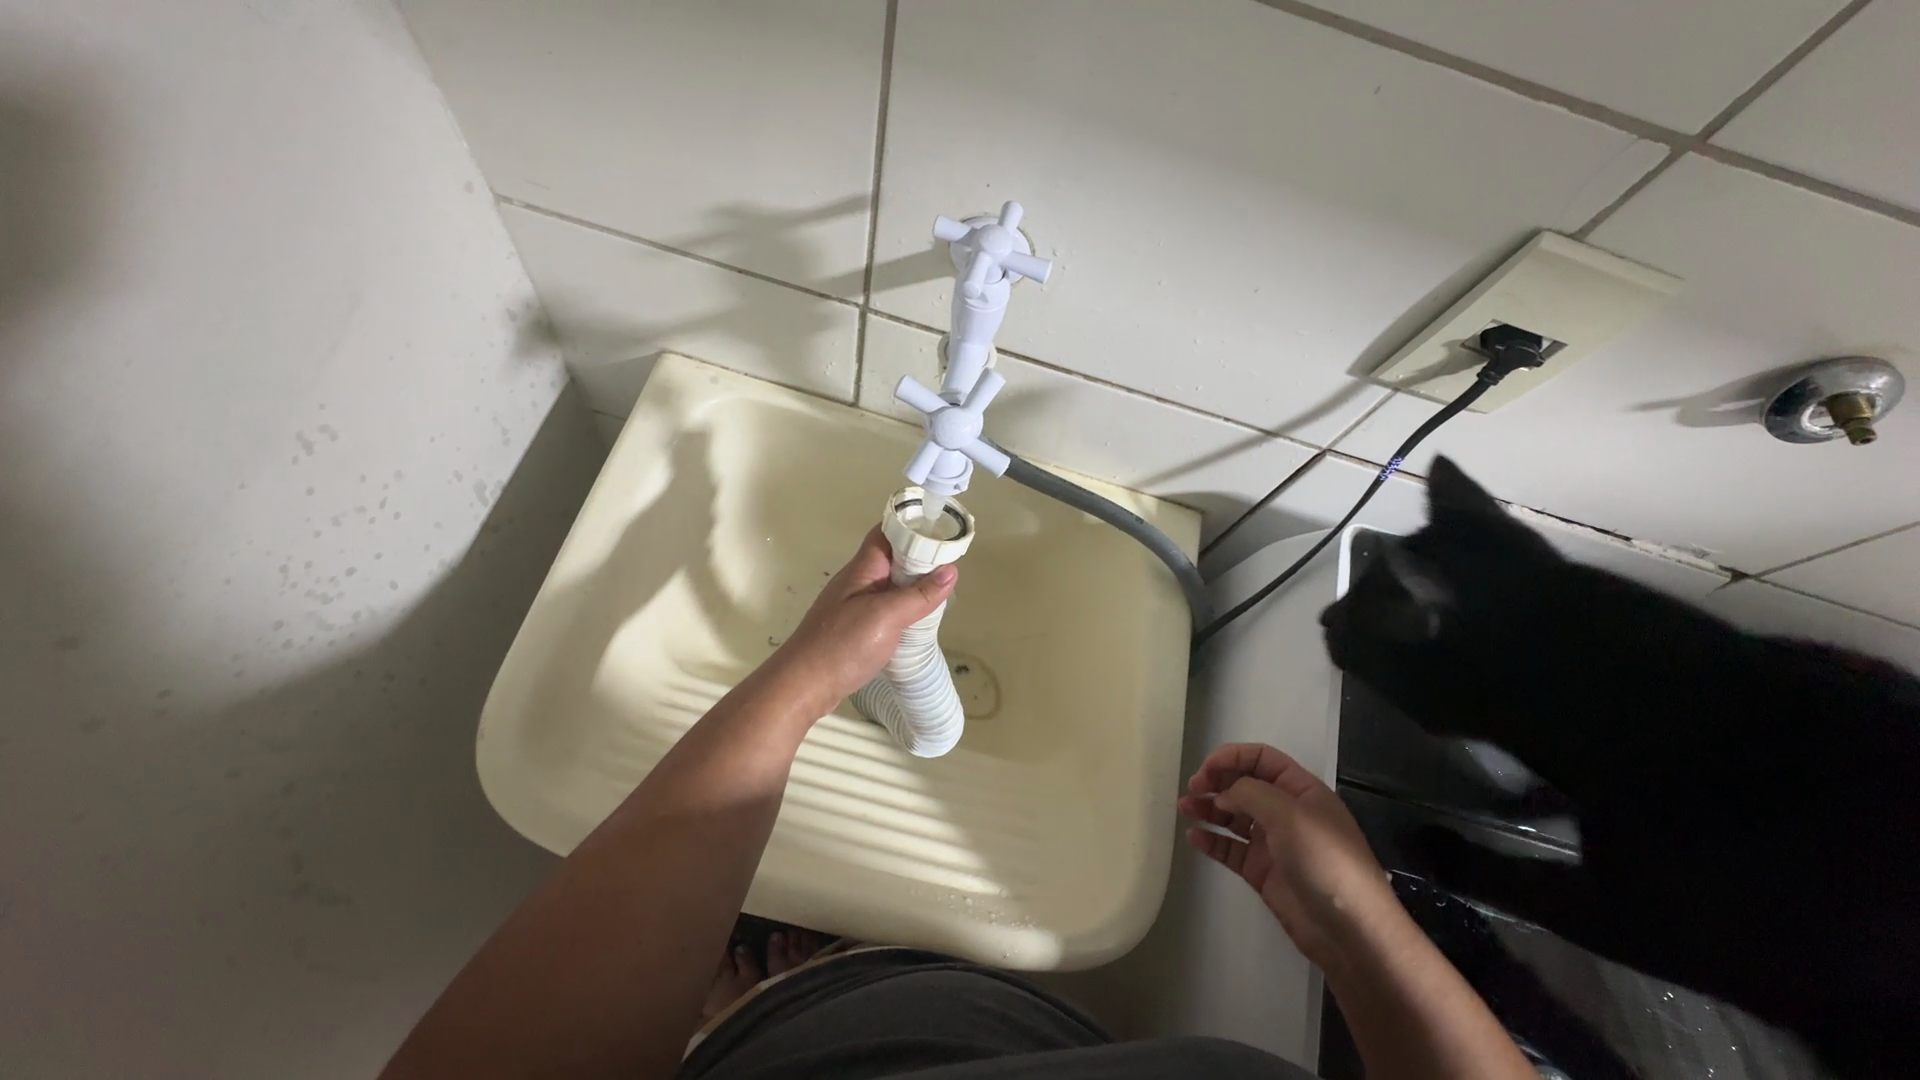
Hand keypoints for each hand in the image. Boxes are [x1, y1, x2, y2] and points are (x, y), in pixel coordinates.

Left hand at [764, 527, 956, 713]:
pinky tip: (919, 622)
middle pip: (892, 559)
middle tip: (951, 566)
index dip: (912, 526)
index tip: (942, 531)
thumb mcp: (886, 616)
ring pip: (890, 586)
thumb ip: (918, 595)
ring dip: (914, 587)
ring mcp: (854, 606)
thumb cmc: (842, 645)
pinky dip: (904, 611)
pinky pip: (885, 610)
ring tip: (942, 594)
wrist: (804, 686)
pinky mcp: (855, 629)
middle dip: (920, 559)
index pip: (886, 533)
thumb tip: (951, 570)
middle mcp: (858, 582)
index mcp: (862, 569)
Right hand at [1178, 743, 1400, 973]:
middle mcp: (1287, 812)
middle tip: (1192, 789)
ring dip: (1209, 808)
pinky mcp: (1263, 871)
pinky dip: (1212, 840)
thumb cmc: (1325, 861)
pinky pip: (1231, 848)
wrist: (1349, 931)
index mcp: (1301, 790)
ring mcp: (1274, 843)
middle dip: (1216, 782)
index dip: (1231, 757)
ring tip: (1184, 808)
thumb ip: (1250, 793)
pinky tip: (1194, 837)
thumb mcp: (1290, 815)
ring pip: (1234, 816)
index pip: (1261, 759)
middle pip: (1244, 785)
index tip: (1205, 770)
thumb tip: (1224, 793)